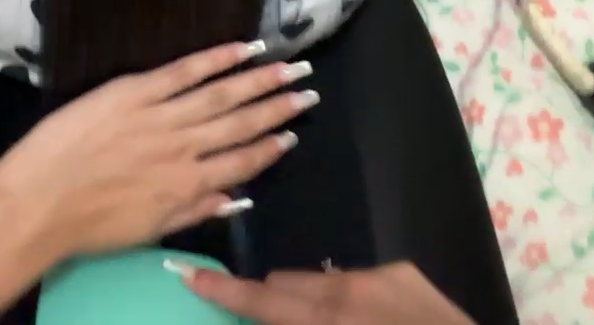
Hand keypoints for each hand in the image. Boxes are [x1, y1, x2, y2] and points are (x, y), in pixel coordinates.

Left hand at [0, 40, 314, 261]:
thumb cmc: (91, 222)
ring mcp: (161, 115)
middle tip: (308, 88)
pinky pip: (182, 72)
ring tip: (285, 67)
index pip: (241, 162)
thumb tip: (238, 198)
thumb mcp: (149, 230)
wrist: (41, 200)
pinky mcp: (135, 91)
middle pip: (239, 123)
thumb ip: (196, 211)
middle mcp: (184, 149)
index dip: (270, 147)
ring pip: (219, 95)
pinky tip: (239, 48)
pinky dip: (214, 59)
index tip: (294, 132)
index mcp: (188, 185)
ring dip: (257, 80)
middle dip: (277, 106)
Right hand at [182, 262, 471, 324]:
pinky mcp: (406, 272)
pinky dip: (351, 300)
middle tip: (272, 324)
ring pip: (321, 280)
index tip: (187, 273)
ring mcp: (379, 275)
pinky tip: (372, 324)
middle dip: (271, 303)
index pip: (261, 301)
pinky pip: (359, 279)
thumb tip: (270, 317)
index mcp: (328, 321)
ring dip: (313, 305)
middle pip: (285, 284)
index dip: (222, 290)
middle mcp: (346, 288)